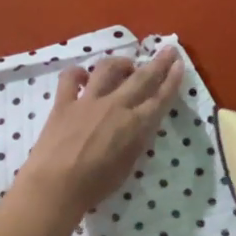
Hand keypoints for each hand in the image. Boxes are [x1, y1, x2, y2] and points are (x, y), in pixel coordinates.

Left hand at [13, 47, 184, 218]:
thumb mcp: (128, 166)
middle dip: (158, 62)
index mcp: (135, 125)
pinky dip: (78, 73)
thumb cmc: (95, 186)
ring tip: (126, 65)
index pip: (160, 98)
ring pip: (107, 69)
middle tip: (168, 49)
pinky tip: (83, 76)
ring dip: (120, 63)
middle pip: (141, 78)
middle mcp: (115, 106)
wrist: (56, 185)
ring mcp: (88, 100)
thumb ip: (135, 141)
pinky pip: (70, 78)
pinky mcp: (63, 102)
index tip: (179, 64)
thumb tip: (138, 126)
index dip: (172, 80)